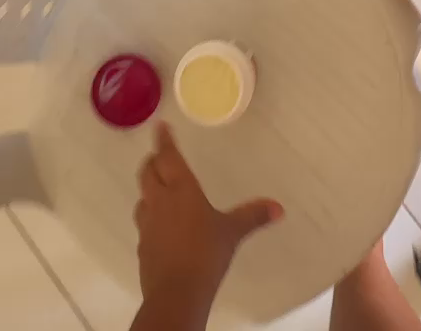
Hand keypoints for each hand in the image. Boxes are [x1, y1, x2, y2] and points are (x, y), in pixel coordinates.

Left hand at [134, 123, 282, 305]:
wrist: (177, 293)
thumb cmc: (206, 253)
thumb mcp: (232, 232)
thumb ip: (253, 216)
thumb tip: (279, 207)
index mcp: (181, 189)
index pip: (168, 156)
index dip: (164, 140)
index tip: (159, 126)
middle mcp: (160, 200)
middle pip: (148, 172)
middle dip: (152, 160)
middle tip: (159, 155)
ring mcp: (148, 223)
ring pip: (142, 196)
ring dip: (148, 188)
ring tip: (158, 188)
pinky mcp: (143, 245)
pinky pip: (144, 222)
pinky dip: (150, 215)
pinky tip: (160, 225)